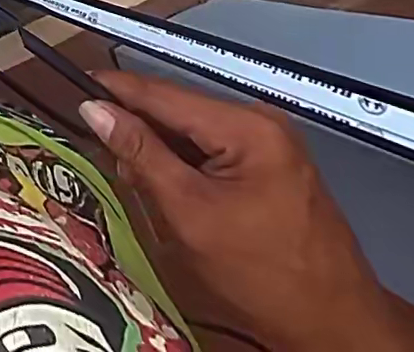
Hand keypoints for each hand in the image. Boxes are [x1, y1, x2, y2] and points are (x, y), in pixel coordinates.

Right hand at [79, 70, 413, 351]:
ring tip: (137, 180)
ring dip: (156, 148)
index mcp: (245, 127)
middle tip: (105, 155)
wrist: (339, 333)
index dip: (112, 88)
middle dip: (136, 128)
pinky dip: (180, 161)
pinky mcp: (268, 159)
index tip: (73, 87)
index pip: (160, 93)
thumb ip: (139, 152)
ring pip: (186, 127)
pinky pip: (206, 145)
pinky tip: (168, 188)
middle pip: (173, 108)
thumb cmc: (263, 277)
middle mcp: (258, 120)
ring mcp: (267, 140)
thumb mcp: (188, 213)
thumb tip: (94, 108)